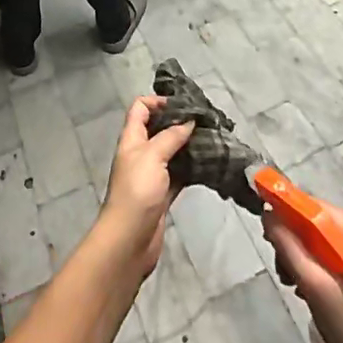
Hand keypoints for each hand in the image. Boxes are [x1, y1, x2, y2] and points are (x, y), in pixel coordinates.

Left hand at [100, 96, 194, 271]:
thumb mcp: (152, 156)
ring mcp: (151, 174)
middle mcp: (140, 153)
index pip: (140, 108)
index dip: (158, 101)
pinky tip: (209, 164)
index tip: (183, 105)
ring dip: (188, 145)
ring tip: (213, 139)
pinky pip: (179, 174)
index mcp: (132, 139)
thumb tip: (189, 120)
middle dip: (179, 122)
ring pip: (171, 152)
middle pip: (158, 128)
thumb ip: (171, 136)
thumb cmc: (137, 191)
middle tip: (206, 121)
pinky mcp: (162, 194)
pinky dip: (192, 168)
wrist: (129, 240)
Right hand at [264, 200, 342, 342]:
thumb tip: (268, 215)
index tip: (267, 235)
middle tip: (283, 272)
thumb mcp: (315, 287)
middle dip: (296, 244)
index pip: (313, 206)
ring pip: (328, 244)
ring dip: (307, 260)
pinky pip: (341, 259)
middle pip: (319, 225)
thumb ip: (288, 247)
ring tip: (296, 286)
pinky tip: (316, 292)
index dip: (285, 214)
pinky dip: (323, 270)